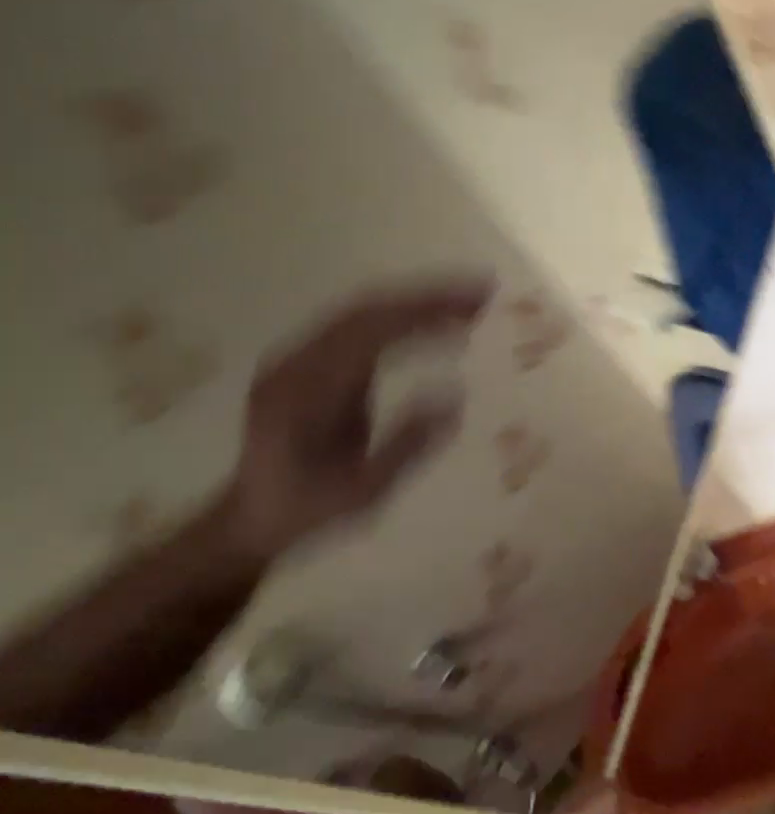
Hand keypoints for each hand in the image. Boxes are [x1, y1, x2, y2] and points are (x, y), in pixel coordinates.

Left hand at [223, 277, 494, 559]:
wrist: (252, 519)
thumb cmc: (312, 508)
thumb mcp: (364, 489)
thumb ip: (407, 444)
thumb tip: (455, 394)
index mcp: (307, 389)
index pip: (371, 330)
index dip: (426, 310)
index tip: (477, 305)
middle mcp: (296, 363)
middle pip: (367, 309)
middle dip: (428, 296)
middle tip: (484, 294)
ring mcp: (298, 361)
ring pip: (361, 312)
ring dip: (416, 302)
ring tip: (470, 304)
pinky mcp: (309, 365)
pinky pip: (356, 327)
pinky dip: (400, 318)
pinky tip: (435, 325)